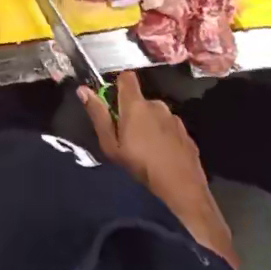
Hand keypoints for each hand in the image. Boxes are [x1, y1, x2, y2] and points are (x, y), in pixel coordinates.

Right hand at [81, 72, 237, 267]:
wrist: (182, 192)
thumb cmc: (139, 167)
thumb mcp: (110, 145)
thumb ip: (98, 115)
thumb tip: (84, 90)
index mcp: (136, 105)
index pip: (127, 77)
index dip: (117, 85)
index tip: (111, 102)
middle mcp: (158, 106)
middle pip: (139, 100)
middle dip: (131, 112)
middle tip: (124, 138)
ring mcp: (175, 120)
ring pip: (155, 116)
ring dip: (148, 126)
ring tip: (144, 151)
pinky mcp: (187, 134)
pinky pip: (168, 129)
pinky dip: (162, 137)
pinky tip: (160, 158)